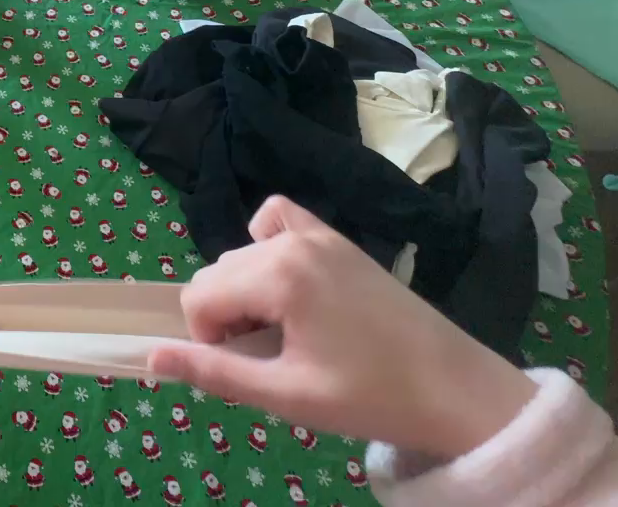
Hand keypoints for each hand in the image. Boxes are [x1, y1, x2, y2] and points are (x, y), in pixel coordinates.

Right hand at [147, 196, 537, 461]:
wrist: (467, 396)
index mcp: (277, 276)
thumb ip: (215, 372)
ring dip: (248, 292)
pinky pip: (275, 219)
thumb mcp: (289, 396)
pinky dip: (266, 242)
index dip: (210, 338)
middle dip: (228, 316)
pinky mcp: (334, 237)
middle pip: (217, 275)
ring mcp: (314, 234)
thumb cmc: (375, 399)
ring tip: (292, 331)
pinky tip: (288, 278)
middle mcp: (288, 242)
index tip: (251, 368)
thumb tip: (150, 357)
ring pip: (240, 256)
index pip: (199, 297)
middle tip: (276, 356)